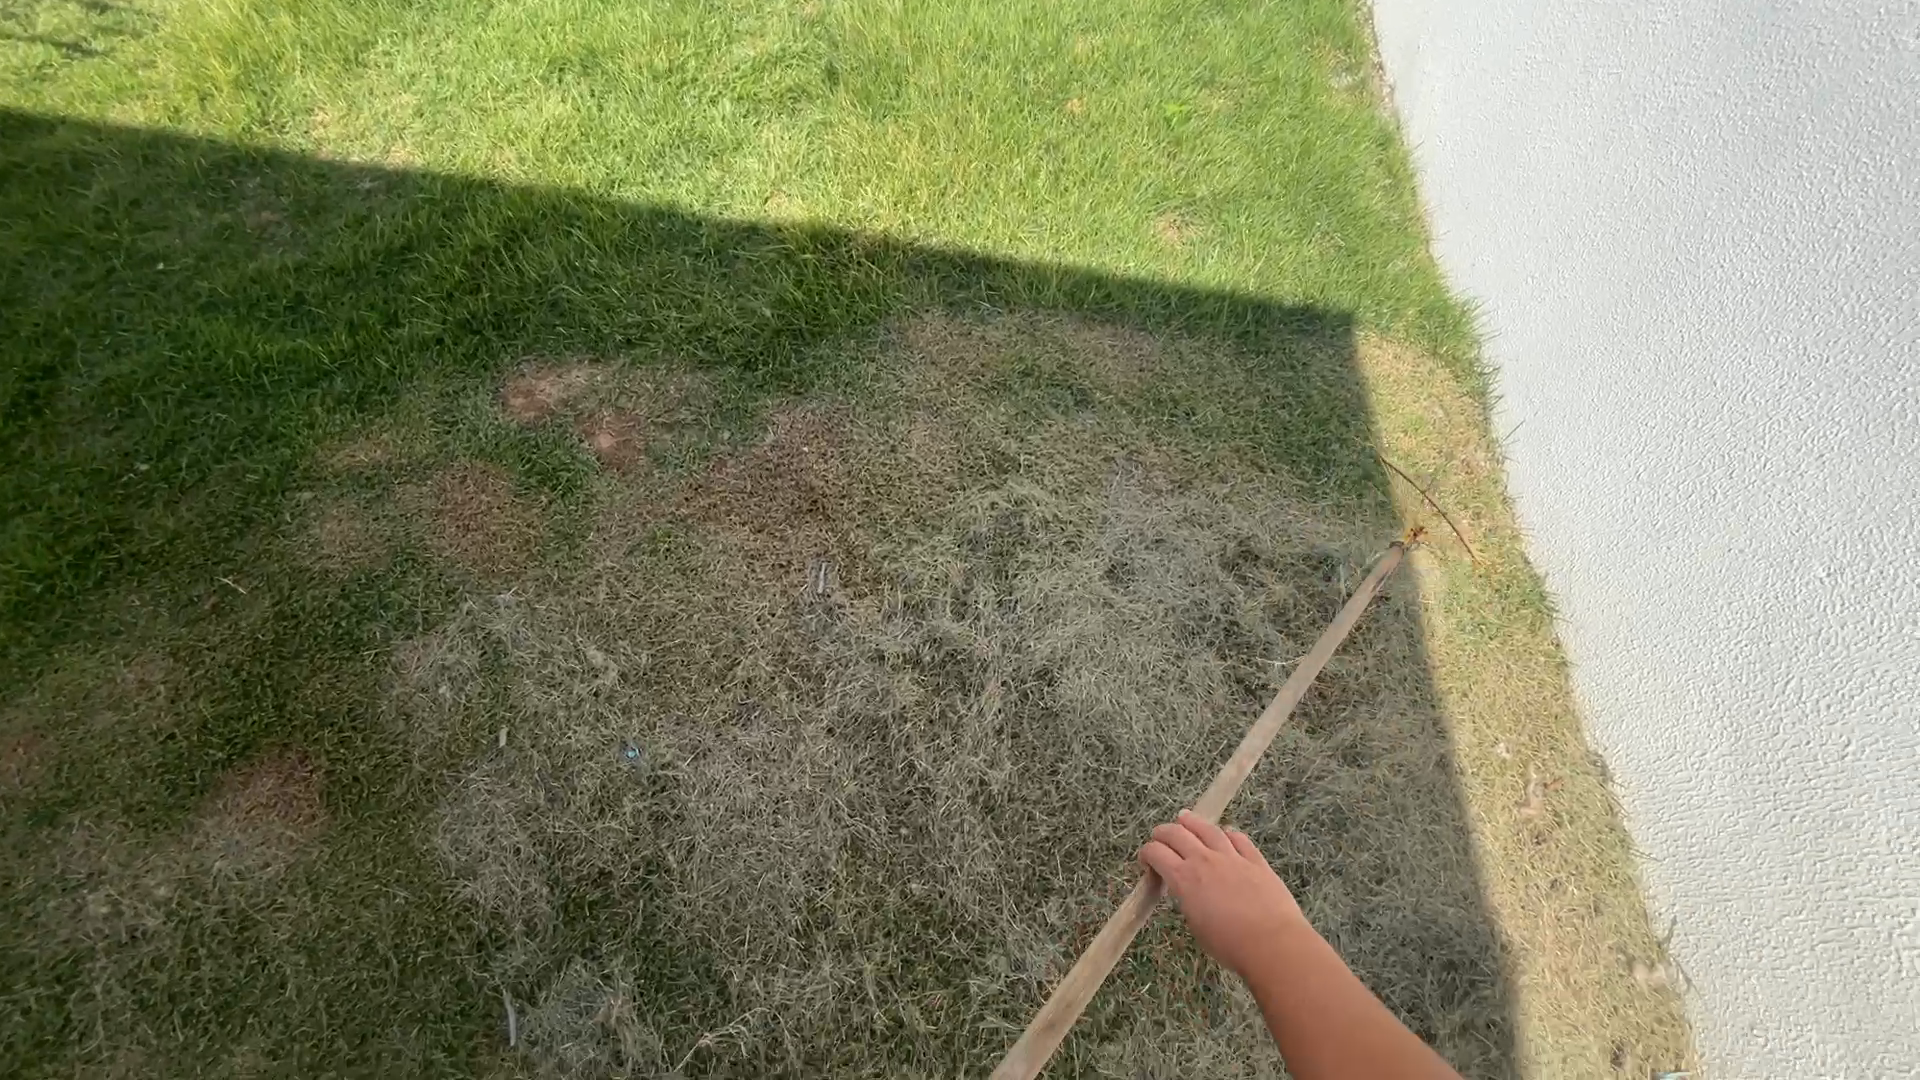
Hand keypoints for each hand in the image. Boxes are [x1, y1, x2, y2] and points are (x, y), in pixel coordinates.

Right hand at [1138, 810, 1310, 978]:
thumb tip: (1188, 891)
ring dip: (1191, 821)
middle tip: (1159, 838)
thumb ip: (1188, 900)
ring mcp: (1231, 857)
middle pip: (1176, 833)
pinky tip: (1225, 834)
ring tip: (1184, 817)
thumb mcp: (1196, 925)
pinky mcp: (1255, 860)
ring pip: (1207, 828)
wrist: (1273, 944)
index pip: (1156, 852)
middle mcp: (1204, 859)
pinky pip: (1238, 839)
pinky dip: (1227, 834)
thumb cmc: (1230, 945)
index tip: (1147, 863)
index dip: (1146, 854)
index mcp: (1183, 878)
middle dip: (1162, 833)